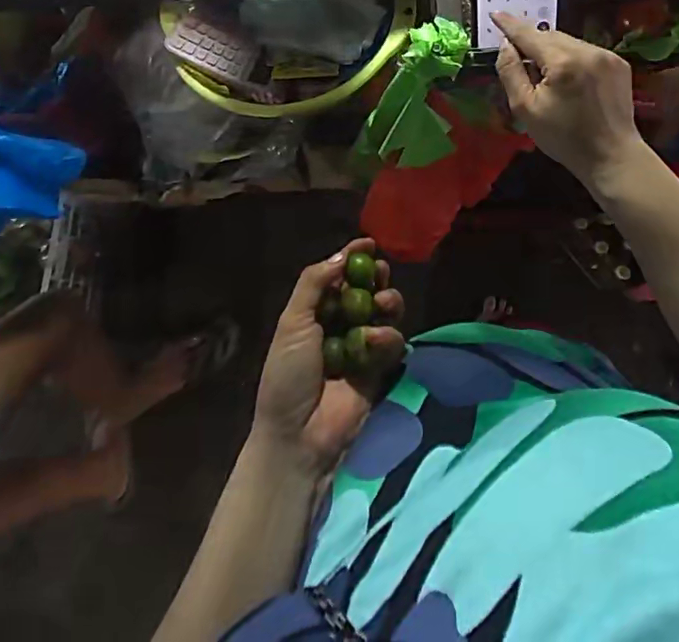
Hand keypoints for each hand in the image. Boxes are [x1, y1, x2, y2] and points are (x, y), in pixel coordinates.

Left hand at [253, 239, 404, 477]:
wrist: (299, 435)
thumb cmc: (287, 375)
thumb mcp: (292, 322)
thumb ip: (314, 284)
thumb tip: (341, 255)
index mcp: (312, 312)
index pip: (336, 277)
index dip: (351, 258)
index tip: (368, 243)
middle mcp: (337, 325)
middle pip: (364, 290)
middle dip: (374, 277)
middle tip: (379, 272)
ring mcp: (360, 347)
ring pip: (383, 312)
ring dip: (385, 300)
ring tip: (382, 302)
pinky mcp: (379, 369)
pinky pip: (392, 342)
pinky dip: (388, 335)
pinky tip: (376, 338)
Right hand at [493, 12, 649, 181]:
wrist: (611, 156)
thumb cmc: (563, 137)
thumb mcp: (525, 108)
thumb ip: (511, 72)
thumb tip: (506, 45)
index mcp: (562, 62)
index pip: (529, 35)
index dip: (510, 25)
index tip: (496, 14)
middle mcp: (587, 51)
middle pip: (549, 36)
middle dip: (531, 43)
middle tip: (518, 61)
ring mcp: (606, 56)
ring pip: (568, 42)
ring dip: (551, 51)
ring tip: (544, 76)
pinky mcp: (618, 64)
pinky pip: (585, 51)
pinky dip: (570, 58)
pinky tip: (567, 80)